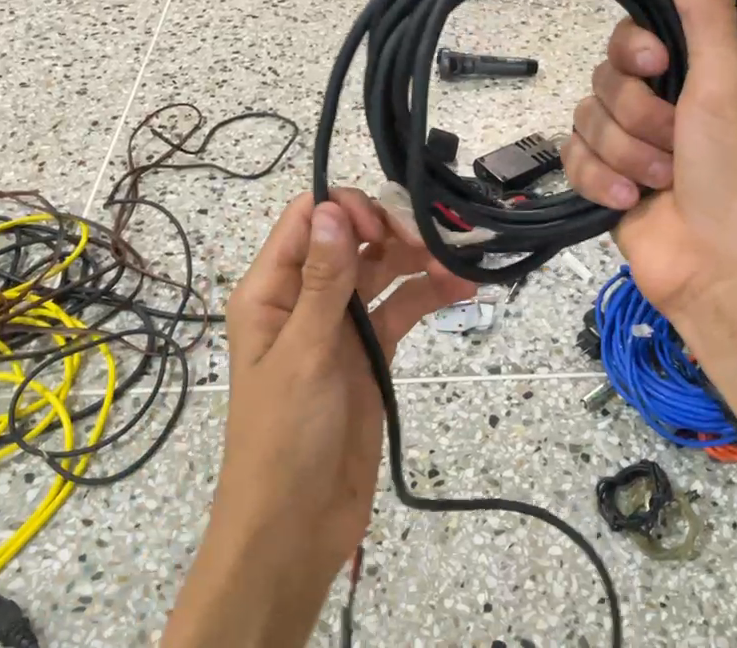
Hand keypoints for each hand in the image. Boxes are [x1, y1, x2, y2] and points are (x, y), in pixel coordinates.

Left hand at [163, 190, 473, 647]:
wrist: (296, 527)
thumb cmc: (284, 438)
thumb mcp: (303, 354)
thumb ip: (323, 281)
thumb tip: (332, 208)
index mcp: (271, 291)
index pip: (307, 220)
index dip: (346, 210)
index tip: (384, 231)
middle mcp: (305, 298)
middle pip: (351, 240)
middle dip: (393, 231)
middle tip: (435, 242)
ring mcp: (340, 326)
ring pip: (382, 272)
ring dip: (419, 259)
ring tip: (461, 257)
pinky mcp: (370, 353)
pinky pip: (401, 309)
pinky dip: (429, 294)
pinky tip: (464, 286)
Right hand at [562, 0, 736, 315]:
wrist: (720, 265)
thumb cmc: (733, 171)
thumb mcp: (726, 83)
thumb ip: (703, 13)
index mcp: (687, 78)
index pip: (628, 37)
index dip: (633, 49)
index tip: (655, 65)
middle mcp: (653, 106)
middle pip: (604, 81)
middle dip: (640, 119)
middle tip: (676, 148)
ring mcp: (623, 147)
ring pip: (586, 121)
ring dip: (626, 155)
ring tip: (660, 184)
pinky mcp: (600, 184)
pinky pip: (572, 160)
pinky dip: (600, 181)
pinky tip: (627, 202)